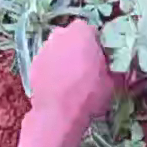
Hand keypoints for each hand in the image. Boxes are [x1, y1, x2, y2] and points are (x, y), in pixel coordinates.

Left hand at [22, 20, 115, 146]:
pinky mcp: (33, 64)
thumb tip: (113, 67)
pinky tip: (59, 88)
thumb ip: (111, 68)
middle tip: (87, 70)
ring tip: (71, 81)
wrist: (58, 114)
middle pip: (72, 38)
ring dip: (64, 60)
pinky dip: (52, 71)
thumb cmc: (89, 95)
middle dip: (78, 50)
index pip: (92, 32)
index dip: (97, 46)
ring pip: (58, 50)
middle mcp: (60, 34)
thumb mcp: (111, 83)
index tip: (101, 61)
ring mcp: (44, 48)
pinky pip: (48, 63)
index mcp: (82, 32)